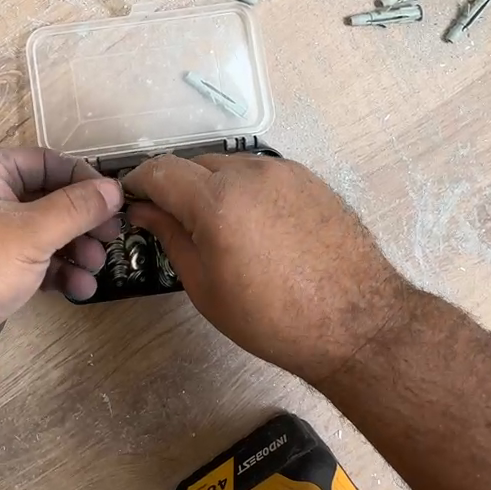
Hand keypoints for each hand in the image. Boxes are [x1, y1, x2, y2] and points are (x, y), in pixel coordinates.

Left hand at [0, 147, 122, 368]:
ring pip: (42, 234)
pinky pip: (31, 262)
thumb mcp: (34, 230)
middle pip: (46, 200)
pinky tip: (79, 288)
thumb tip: (114, 189)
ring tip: (96, 267)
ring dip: (73, 250)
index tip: (111, 199)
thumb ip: (77, 208)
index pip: (43, 162)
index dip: (80, 177)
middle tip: (111, 237)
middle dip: (81, 221)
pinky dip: (56, 272)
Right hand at [124, 154, 412, 380]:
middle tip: (173, 220)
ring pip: (226, 166)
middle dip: (174, 187)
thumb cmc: (273, 319)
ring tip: (217, 225)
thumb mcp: (205, 286)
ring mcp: (281, 170)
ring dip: (209, 186)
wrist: (359, 324)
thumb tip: (144, 210)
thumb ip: (170, 237)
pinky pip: (258, 172)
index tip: (131, 199)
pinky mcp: (306, 177)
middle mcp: (247, 173)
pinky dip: (242, 188)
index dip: (138, 182)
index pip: (159, 172)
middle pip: (192, 165)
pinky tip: (253, 223)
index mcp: (216, 202)